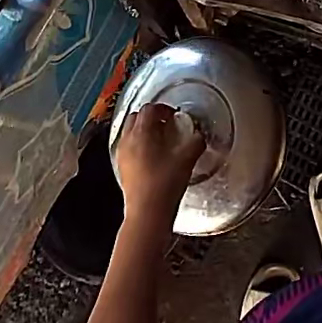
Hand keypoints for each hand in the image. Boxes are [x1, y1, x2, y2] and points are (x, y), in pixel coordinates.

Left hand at [114, 104, 204, 234]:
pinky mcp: (122, 168)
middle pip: (136, 117)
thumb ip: (195, 143)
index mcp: (142, 132)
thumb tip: (200, 136)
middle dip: (151, 117)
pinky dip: (139, 145)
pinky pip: (128, 148)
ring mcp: (122, 155)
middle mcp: (127, 140)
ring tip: (162, 141)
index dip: (163, 108)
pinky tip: (154, 158)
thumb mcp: (186, 160)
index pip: (149, 109)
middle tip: (168, 124)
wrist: (147, 214)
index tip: (175, 115)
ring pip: (130, 132)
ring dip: (144, 131)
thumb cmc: (165, 184)